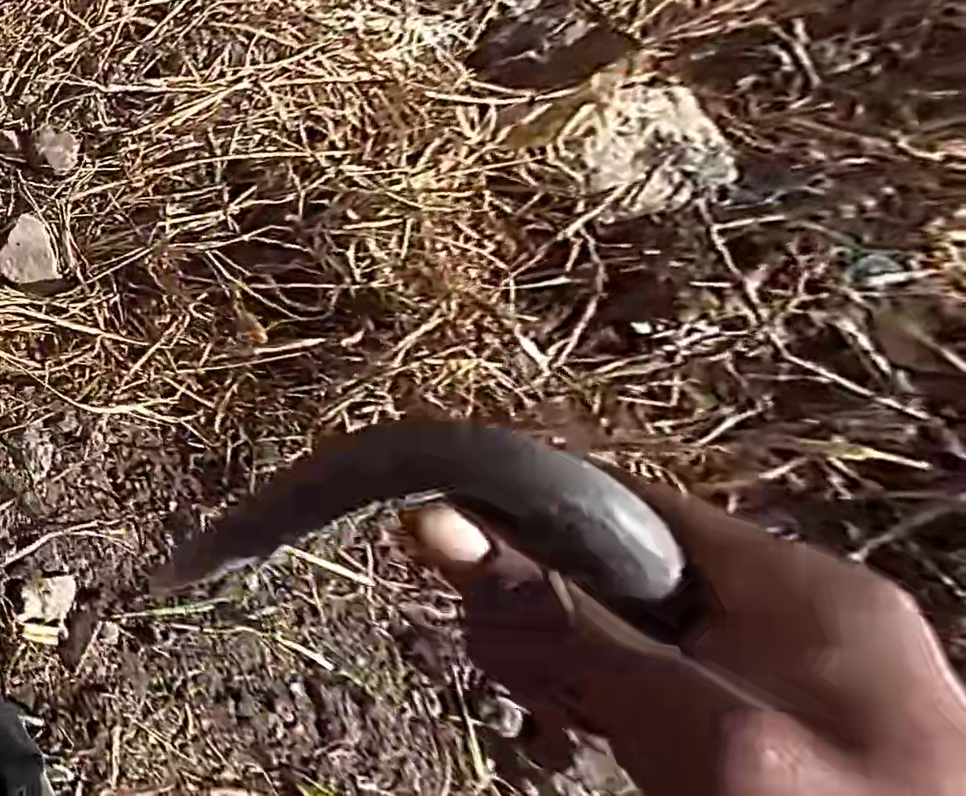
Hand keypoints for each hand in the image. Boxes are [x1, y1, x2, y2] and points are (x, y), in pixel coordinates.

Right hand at [406, 488, 965, 794]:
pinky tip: (569, 728)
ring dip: (552, 657)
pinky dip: (584, 689)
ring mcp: (765, 662)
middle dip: (537, 607)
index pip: (614, 495)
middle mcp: (779, 604)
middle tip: (517, 668)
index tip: (455, 543)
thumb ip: (555, 618)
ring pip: (601, 615)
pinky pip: (627, 665)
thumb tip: (430, 520)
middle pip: (597, 559)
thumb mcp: (686, 723)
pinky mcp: (744, 708)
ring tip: (550, 714)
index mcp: (793, 581)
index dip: (523, 506)